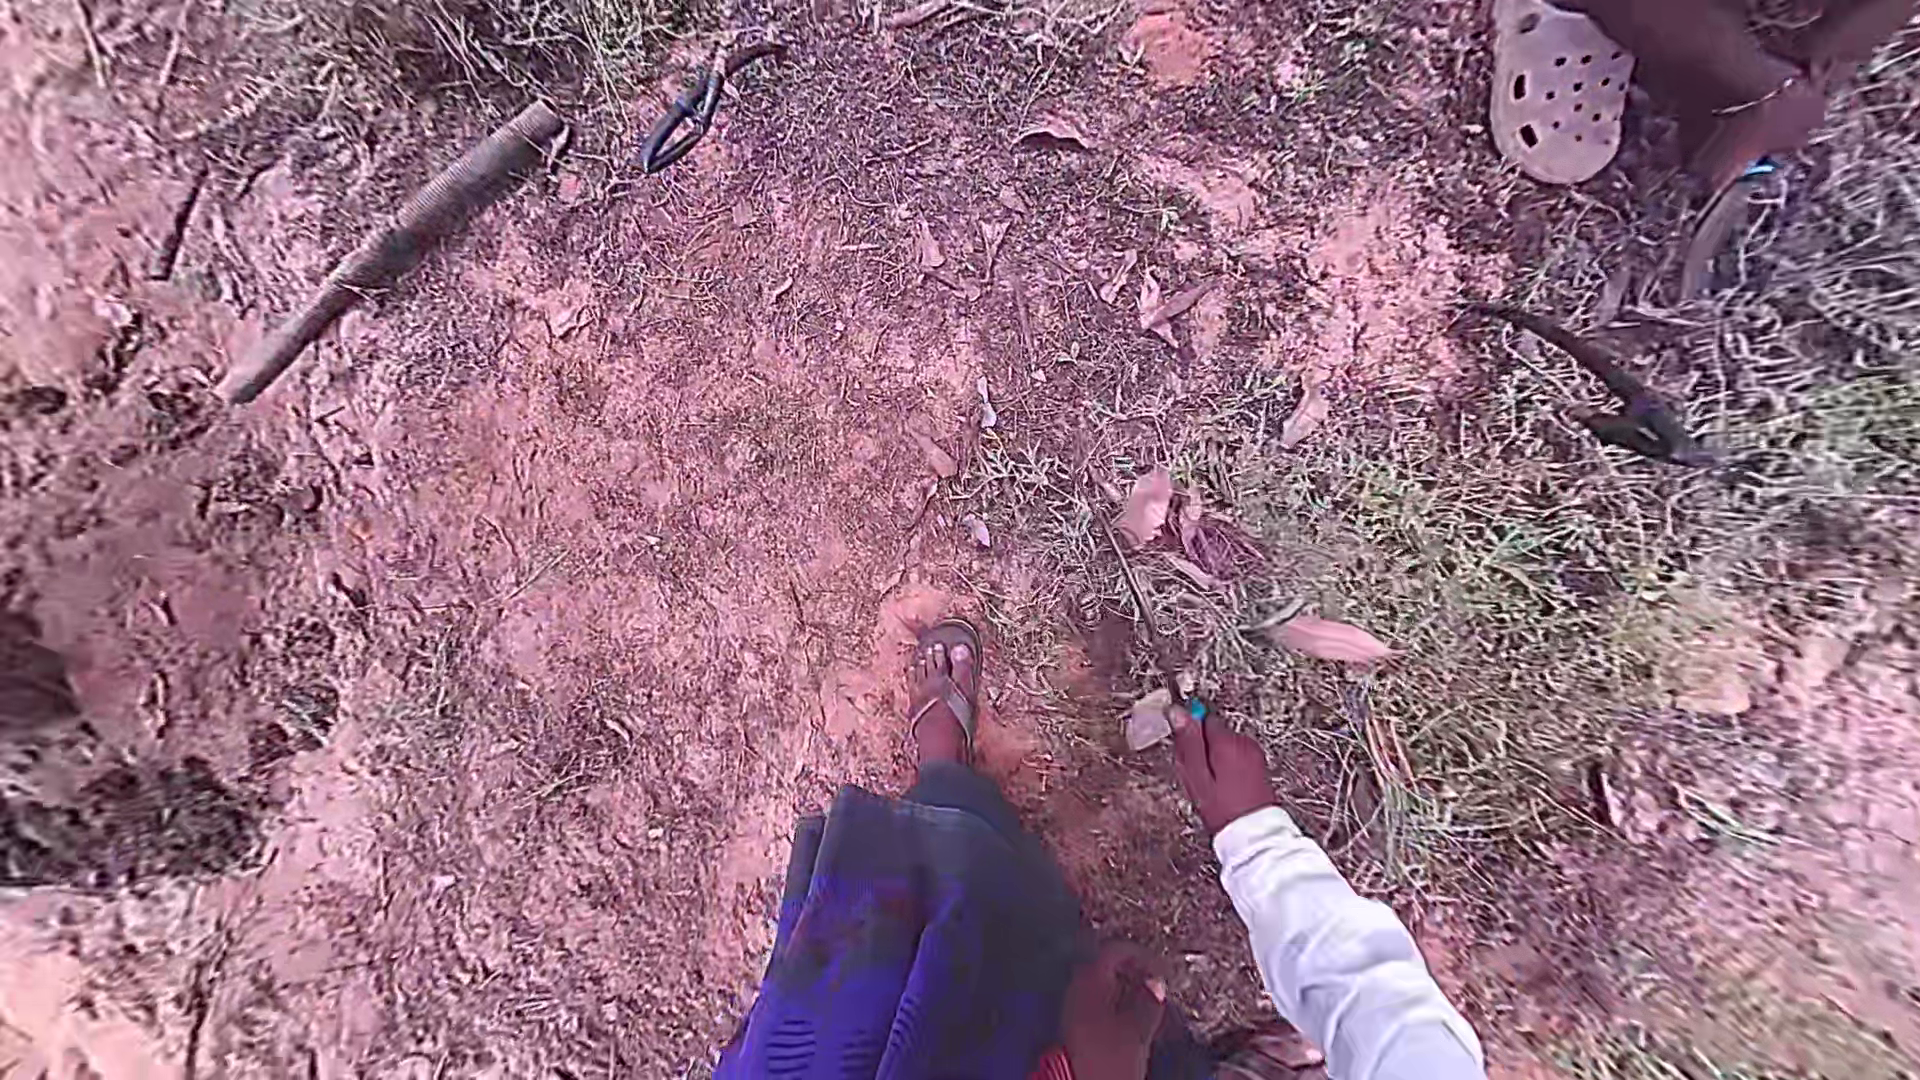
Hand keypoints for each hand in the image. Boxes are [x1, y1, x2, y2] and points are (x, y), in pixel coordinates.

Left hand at [1060, 941, 1166, 1079]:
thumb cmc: (1108, 1056)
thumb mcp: (1136, 1030)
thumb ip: (1148, 1002)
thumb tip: (1156, 983)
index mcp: (1090, 976)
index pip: (1115, 950)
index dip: (1140, 954)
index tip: (1161, 967)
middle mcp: (1079, 983)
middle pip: (1108, 965)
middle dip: (1134, 971)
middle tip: (1158, 983)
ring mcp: (1075, 1003)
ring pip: (1105, 985)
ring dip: (1128, 989)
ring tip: (1152, 1003)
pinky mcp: (1077, 1025)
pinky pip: (1101, 1002)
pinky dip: (1120, 1004)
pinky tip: (1135, 1019)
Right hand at [1169, 705, 1275, 834]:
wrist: (1256, 837)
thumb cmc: (1224, 809)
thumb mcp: (1196, 775)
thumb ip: (1187, 741)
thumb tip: (1177, 712)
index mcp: (1227, 742)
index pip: (1201, 718)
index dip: (1189, 734)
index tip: (1185, 752)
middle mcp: (1244, 743)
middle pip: (1213, 731)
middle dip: (1201, 747)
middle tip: (1196, 772)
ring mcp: (1254, 754)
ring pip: (1223, 744)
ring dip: (1214, 757)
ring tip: (1210, 782)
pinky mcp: (1259, 766)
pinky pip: (1235, 756)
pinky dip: (1226, 766)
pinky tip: (1223, 786)